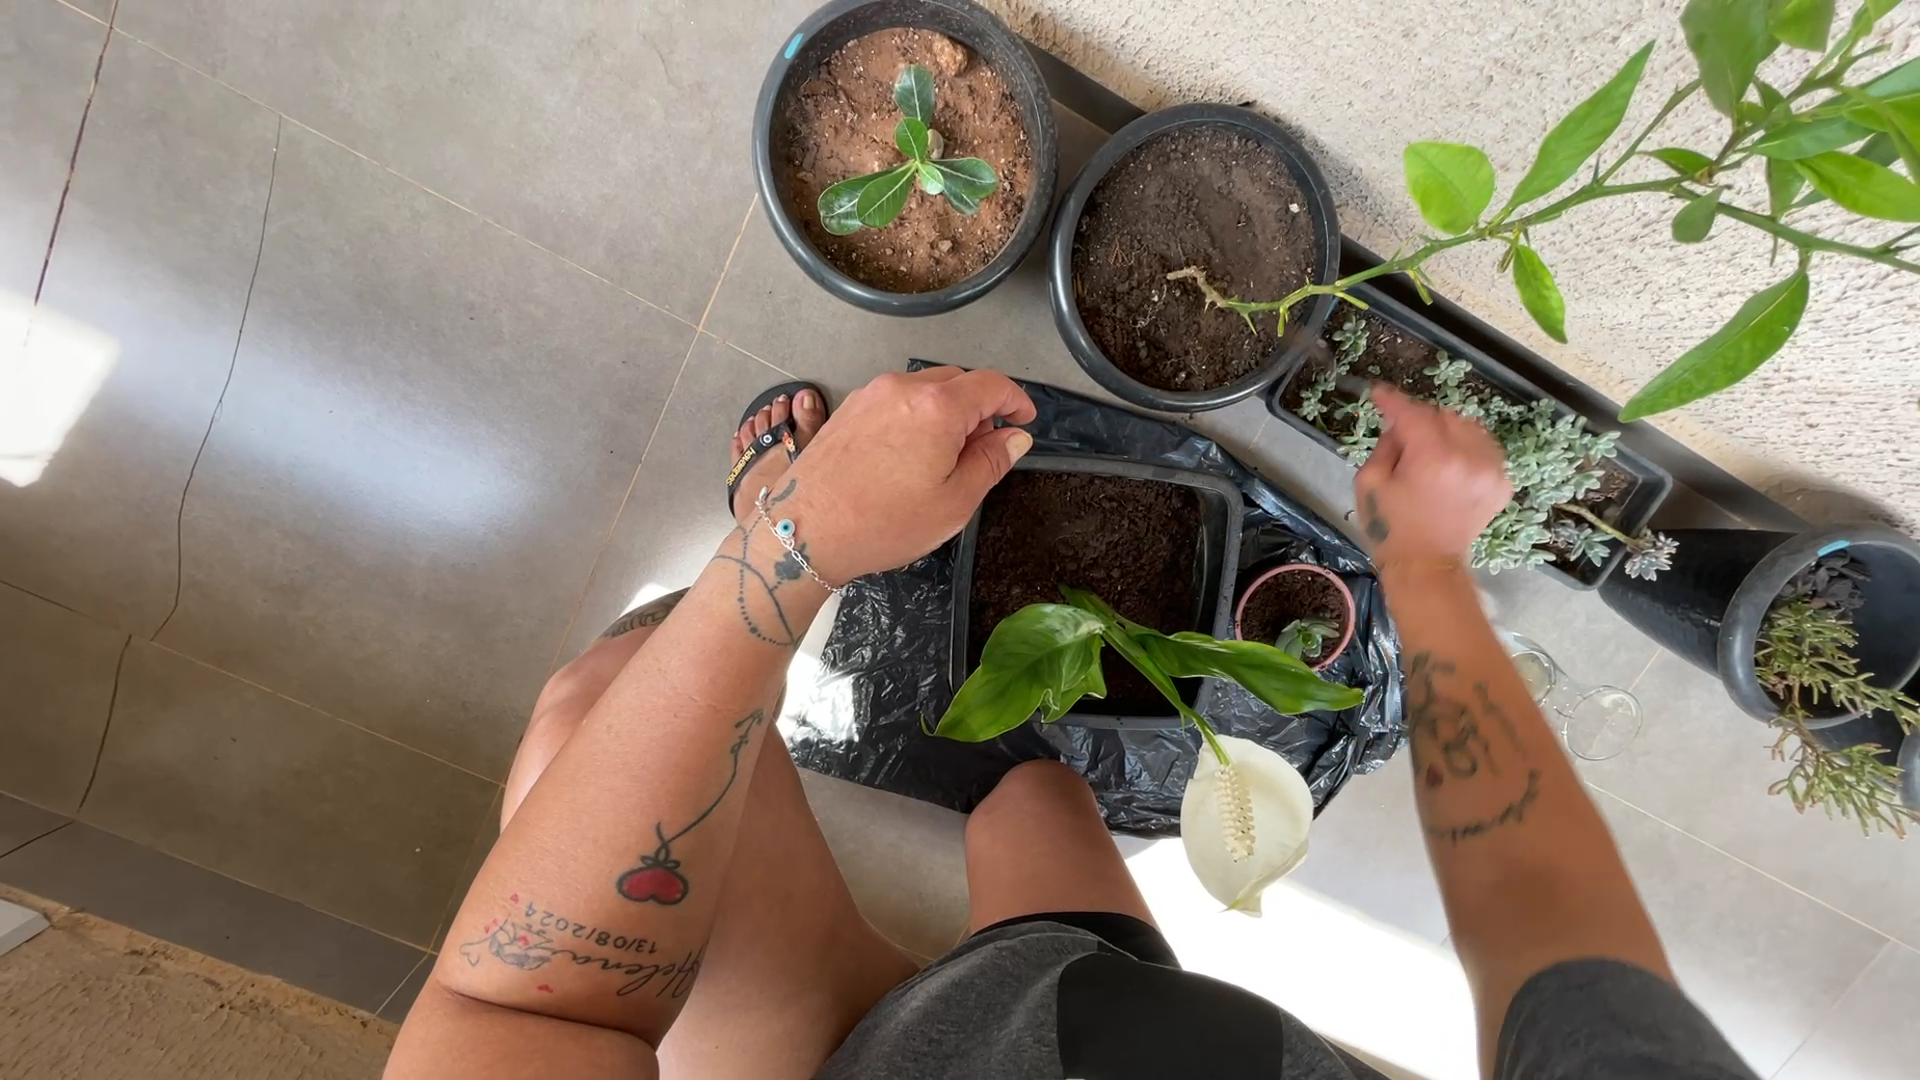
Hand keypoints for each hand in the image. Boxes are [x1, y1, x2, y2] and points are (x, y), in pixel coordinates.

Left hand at [773, 368, 1036, 581]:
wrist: (804, 532)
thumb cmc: (883, 523)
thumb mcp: (954, 503)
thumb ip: (991, 462)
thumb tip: (1015, 437)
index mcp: (938, 407)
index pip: (991, 385)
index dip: (1015, 400)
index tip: (1024, 420)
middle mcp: (903, 388)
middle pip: (958, 381)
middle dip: (980, 408)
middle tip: (985, 447)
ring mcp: (871, 394)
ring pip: (925, 388)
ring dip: (946, 411)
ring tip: (945, 456)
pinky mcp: (849, 409)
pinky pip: (896, 399)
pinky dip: (916, 415)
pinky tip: (910, 454)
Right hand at [1353, 384, 1509, 563]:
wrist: (1426, 563)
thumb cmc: (1390, 526)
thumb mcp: (1369, 483)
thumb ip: (1384, 447)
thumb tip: (1398, 429)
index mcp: (1432, 459)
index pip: (1413, 414)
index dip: (1393, 401)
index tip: (1378, 393)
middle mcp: (1469, 458)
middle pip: (1444, 416)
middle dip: (1420, 418)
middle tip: (1402, 433)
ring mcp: (1492, 470)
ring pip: (1469, 427)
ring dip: (1446, 430)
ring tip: (1428, 447)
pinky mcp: (1502, 482)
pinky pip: (1485, 448)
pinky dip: (1466, 447)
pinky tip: (1449, 463)